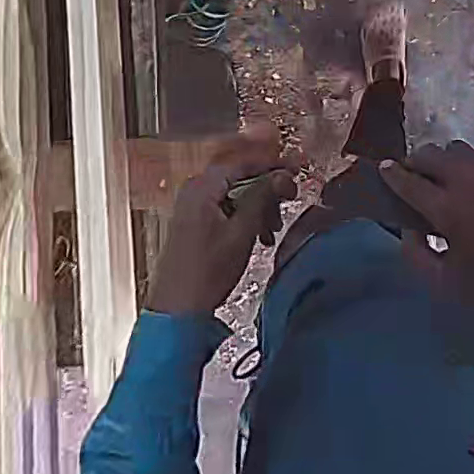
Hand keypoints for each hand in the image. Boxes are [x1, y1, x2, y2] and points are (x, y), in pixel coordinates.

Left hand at [145, 132, 301, 317]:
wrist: (177, 311)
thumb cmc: (208, 271)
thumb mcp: (242, 232)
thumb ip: (263, 198)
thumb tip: (282, 175)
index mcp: (202, 187)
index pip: (243, 162)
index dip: (272, 164)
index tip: (296, 168)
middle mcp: (195, 191)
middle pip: (240, 177)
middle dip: (267, 188)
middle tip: (290, 198)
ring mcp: (194, 207)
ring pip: (236, 194)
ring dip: (259, 206)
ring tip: (274, 228)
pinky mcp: (196, 223)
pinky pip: (227, 209)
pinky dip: (246, 217)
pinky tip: (260, 236)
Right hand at [379, 141, 473, 336]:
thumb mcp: (444, 283)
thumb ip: (416, 255)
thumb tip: (407, 231)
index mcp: (447, 208)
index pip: (410, 181)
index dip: (392, 174)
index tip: (383, 169)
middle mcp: (468, 183)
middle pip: (431, 154)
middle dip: (415, 162)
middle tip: (409, 177)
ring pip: (457, 149)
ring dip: (441, 159)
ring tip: (438, 177)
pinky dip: (465, 165)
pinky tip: (468, 185)